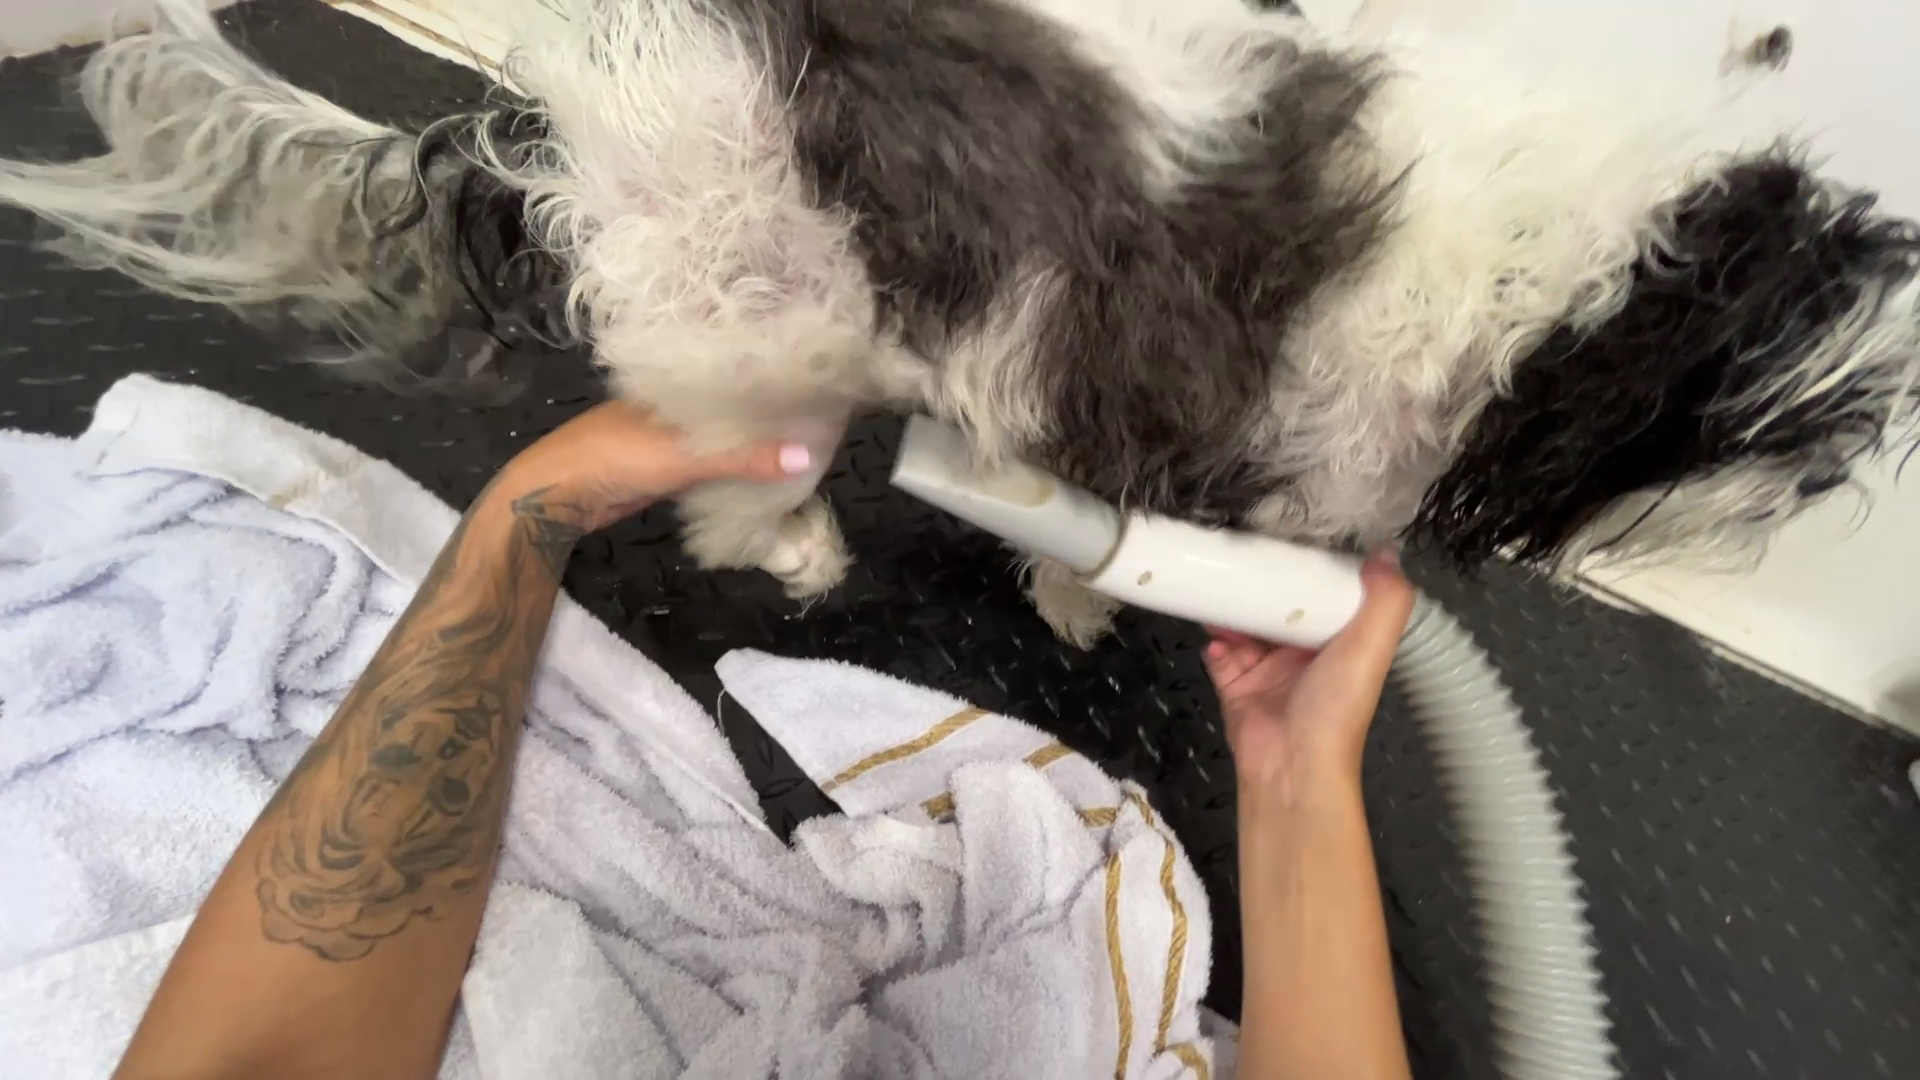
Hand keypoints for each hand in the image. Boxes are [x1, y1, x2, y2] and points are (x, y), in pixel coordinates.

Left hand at [493, 402, 815, 532]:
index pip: (737, 375)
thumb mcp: (686, 456)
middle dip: (769, 416)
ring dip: (753, 444)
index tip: (814, 389)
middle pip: (734, 406)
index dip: (773, 381)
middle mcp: (679, 403)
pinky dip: (735, 466)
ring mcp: (672, 435)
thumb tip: (807, 458)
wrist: (557, 496)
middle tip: (818, 423)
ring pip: (724, 436)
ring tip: (801, 446)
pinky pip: (713, 461)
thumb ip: (745, 458)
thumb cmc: (617, 456)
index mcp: (680, 383)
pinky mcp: (667, 464)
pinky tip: (763, 472)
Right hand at [1203, 550, 1413, 803]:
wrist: (1292, 762)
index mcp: (1339, 647)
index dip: (1308, 577)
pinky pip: (1220, 658)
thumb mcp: (1370, 647)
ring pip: (1244, 632)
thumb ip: (1385, 601)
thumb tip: (1386, 551)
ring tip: (1218, 601)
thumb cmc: (1335, 703)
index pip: (1322, 602)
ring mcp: (1266, 675)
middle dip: (1258, 593)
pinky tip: (1215, 639)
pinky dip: (1215, 646)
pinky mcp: (1236, 689)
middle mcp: (1303, 659)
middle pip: (1276, 614)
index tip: (1289, 545)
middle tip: (1239, 568)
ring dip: (1230, 616)